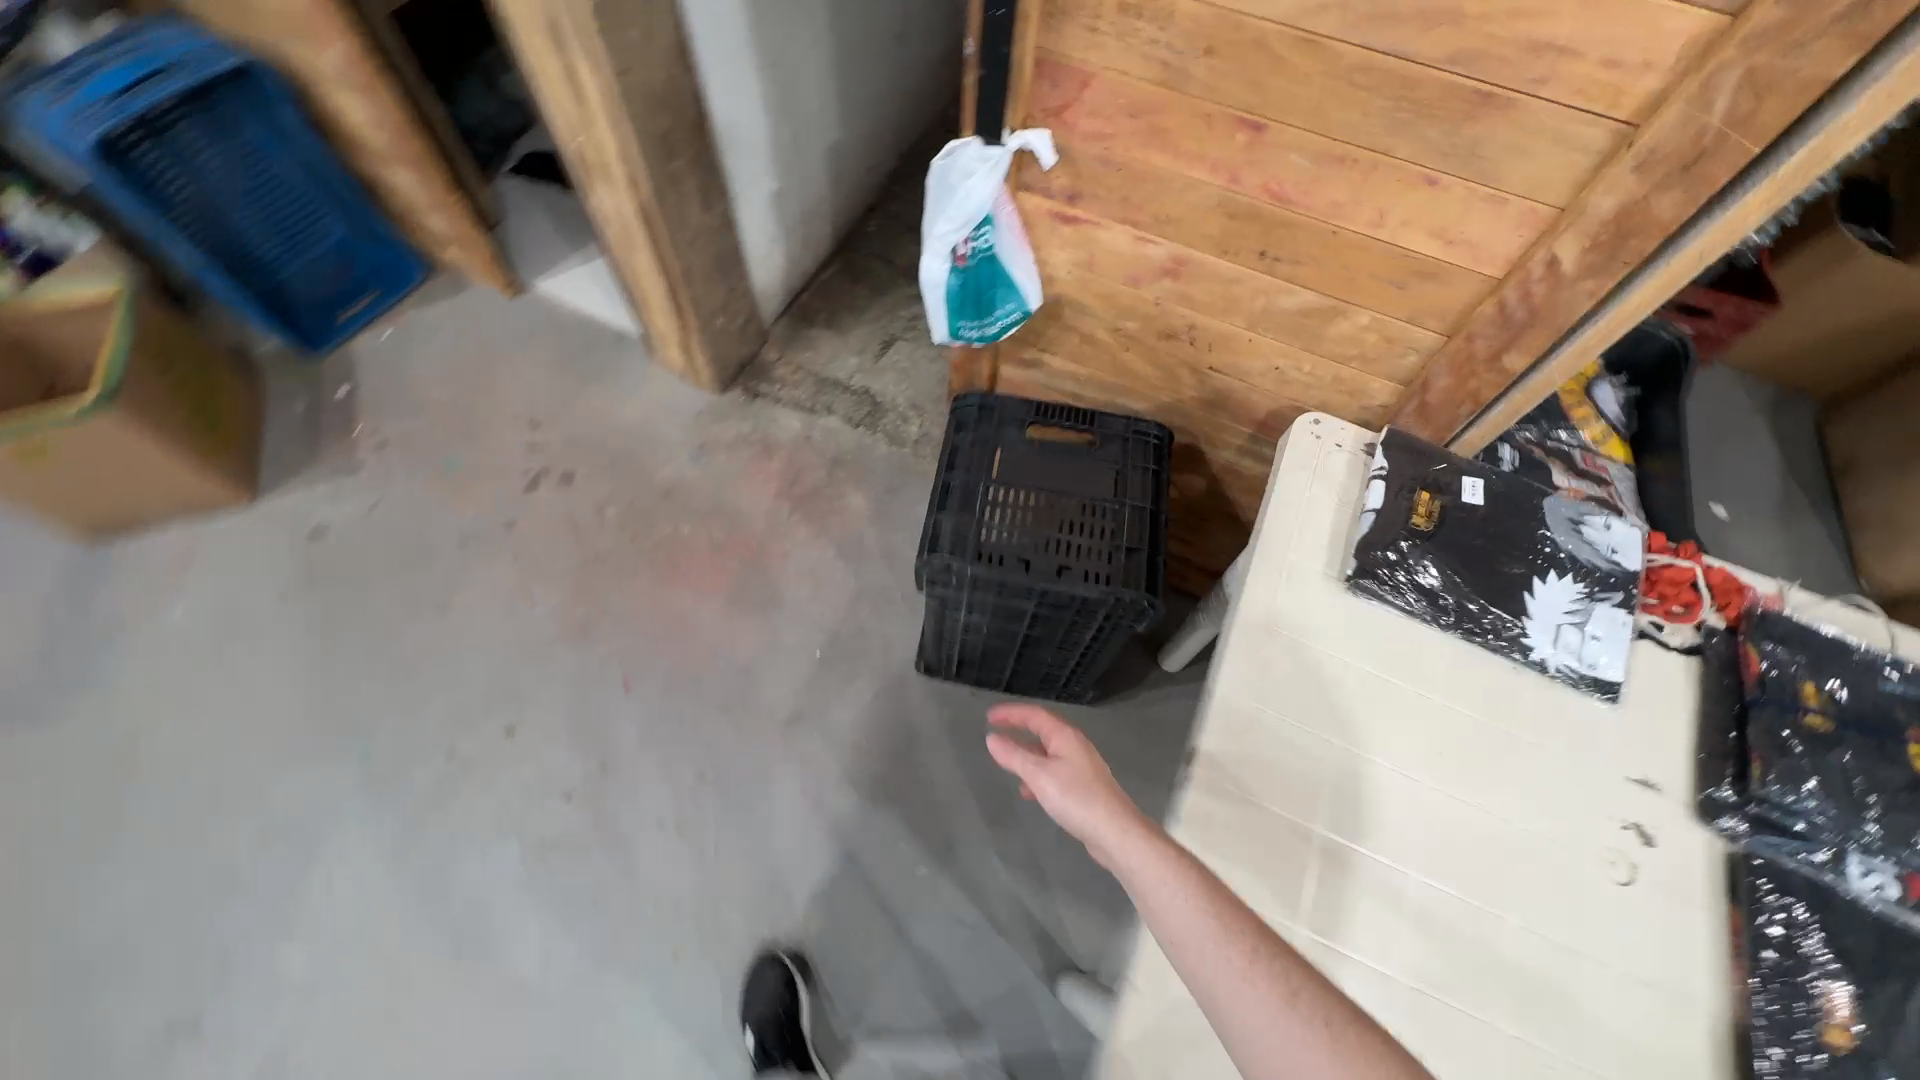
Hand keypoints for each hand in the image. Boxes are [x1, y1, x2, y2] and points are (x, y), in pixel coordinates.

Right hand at [985, 704, 1156, 868]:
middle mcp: (1074, 746)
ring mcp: (1081, 767)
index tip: (989, 716)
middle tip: (995, 733)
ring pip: (1048, 753)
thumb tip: (991, 738)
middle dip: (1019, 730)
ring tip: (1007, 763)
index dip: (1011, 713)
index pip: (1034, 715)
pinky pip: (1054, 772)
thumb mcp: (1039, 775)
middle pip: (1043, 731)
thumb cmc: (1076, 798)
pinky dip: (1038, 776)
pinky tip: (1029, 792)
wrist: (1115, 832)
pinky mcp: (1083, 787)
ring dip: (1027, 754)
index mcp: (1065, 736)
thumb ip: (1014, 756)